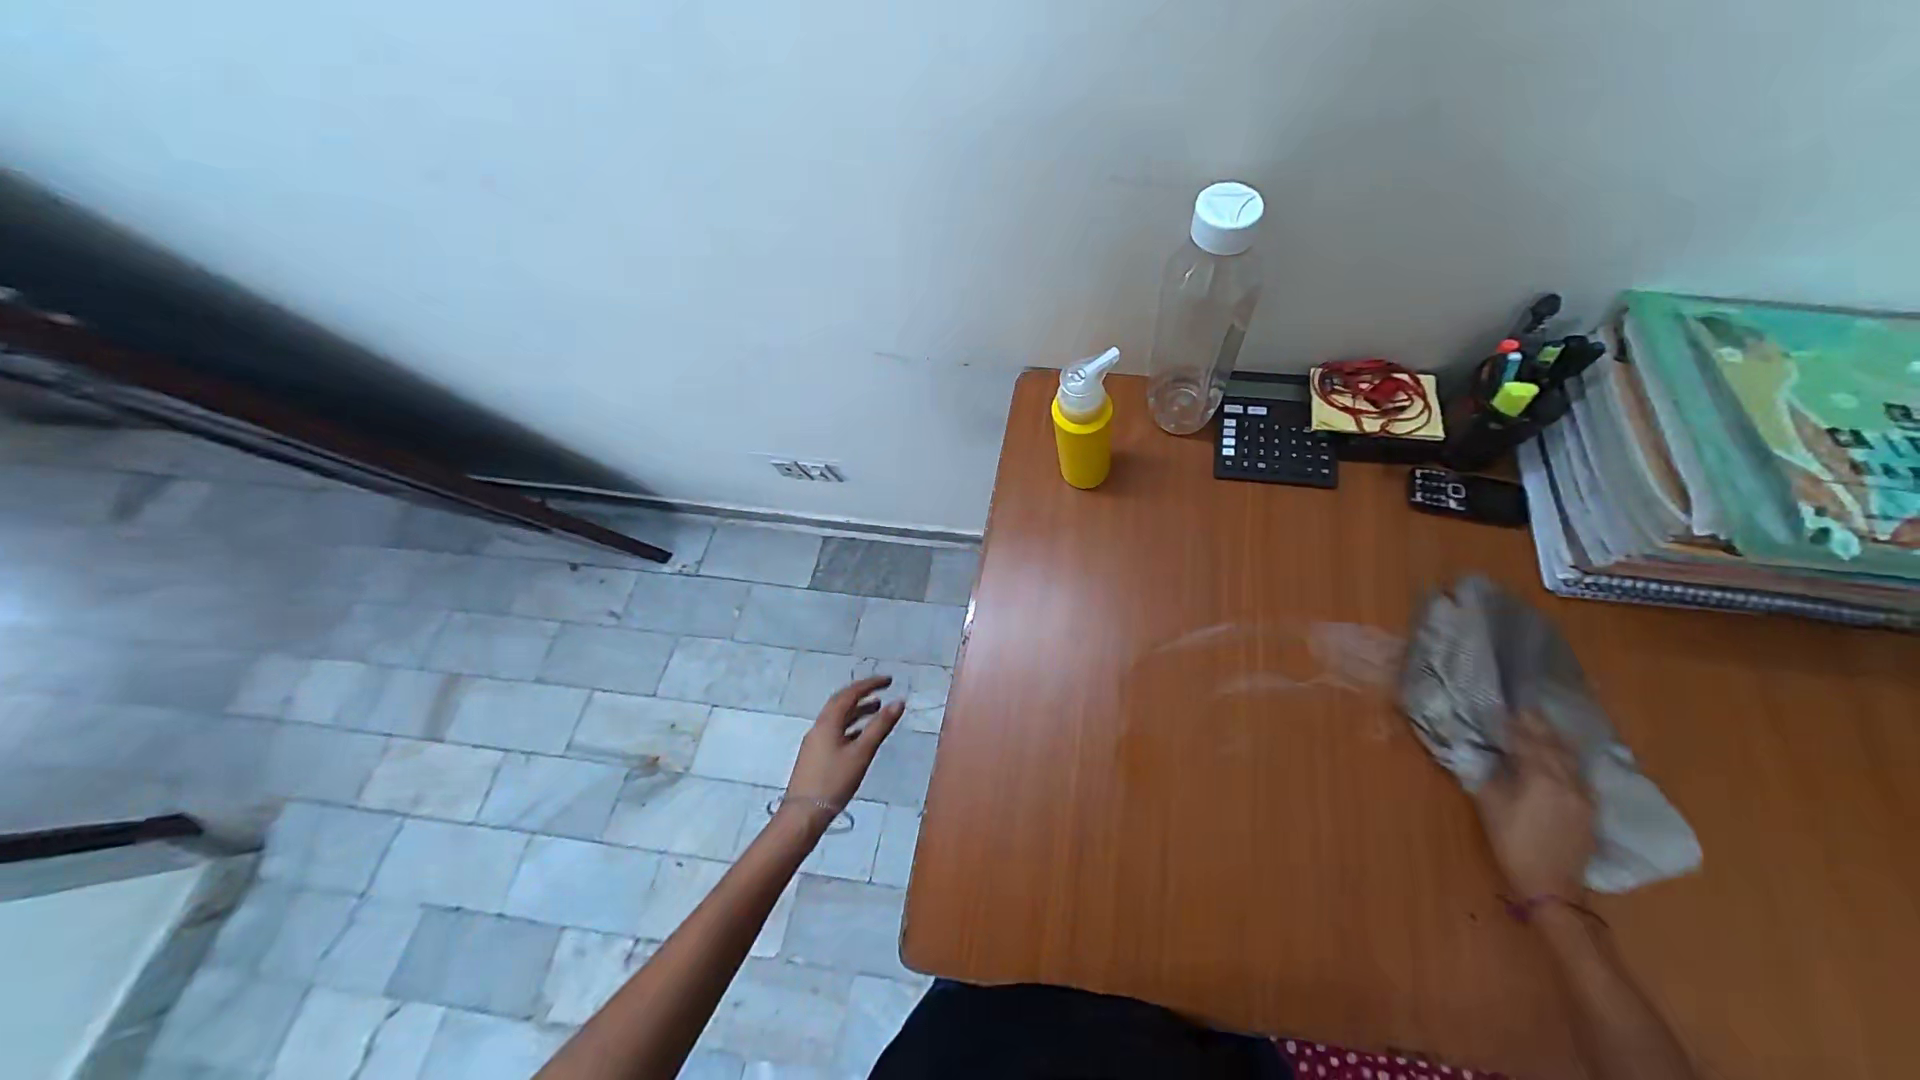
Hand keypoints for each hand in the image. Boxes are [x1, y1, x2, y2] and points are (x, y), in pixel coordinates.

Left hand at [781, 676, 903, 823]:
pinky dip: (851, 727)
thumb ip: (880, 726)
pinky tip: (862, 737)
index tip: (889, 681)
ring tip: (877, 710)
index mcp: (828, 722)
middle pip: (841, 703)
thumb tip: (898, 702)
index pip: (849, 694)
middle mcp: (819, 727)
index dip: (869, 684)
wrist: (804, 813)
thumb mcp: (862, 752)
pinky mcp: (816, 755)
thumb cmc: (834, 780)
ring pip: (838, 719)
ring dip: (857, 711)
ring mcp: (816, 741)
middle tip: (883, 691)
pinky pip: (836, 731)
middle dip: (862, 695)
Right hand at [1474, 711, 1595, 899]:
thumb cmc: (1513, 843)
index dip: (1516, 725)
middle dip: (1539, 727)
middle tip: (1524, 709)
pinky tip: (1558, 758)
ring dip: (1555, 741)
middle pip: (1554, 747)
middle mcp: (1568, 782)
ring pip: (1570, 759)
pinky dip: (1565, 759)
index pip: (1529, 742)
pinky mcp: (1589, 810)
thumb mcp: (1490, 806)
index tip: (1504, 708)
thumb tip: (1476, 753)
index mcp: (1542, 779)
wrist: (1552, 885)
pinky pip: (1577, 774)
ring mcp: (1584, 797)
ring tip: (1541, 727)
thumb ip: (1485, 775)